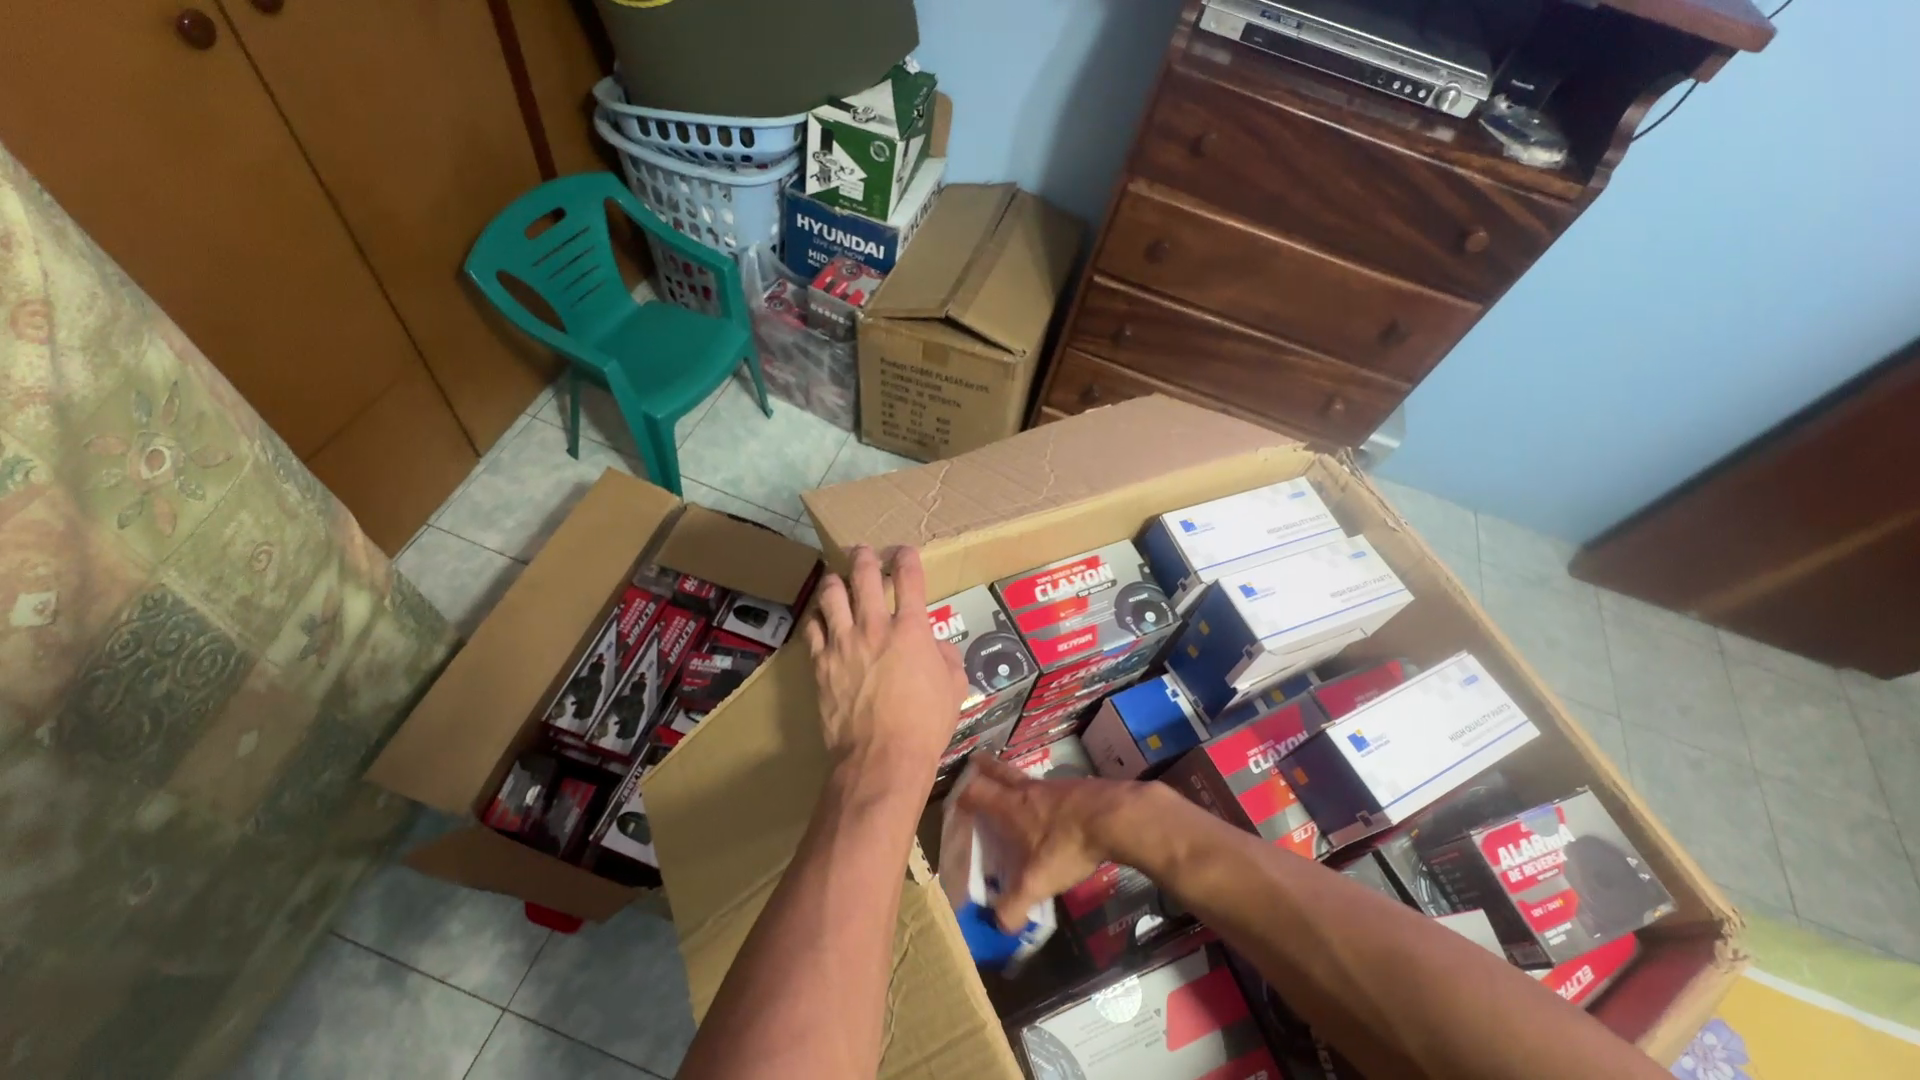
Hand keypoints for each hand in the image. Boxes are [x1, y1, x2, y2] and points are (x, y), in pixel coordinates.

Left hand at [805, 545, 967, 790]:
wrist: (882, 756)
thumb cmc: (925, 724)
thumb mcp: (954, 688)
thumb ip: (948, 658)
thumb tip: (937, 647)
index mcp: (911, 628)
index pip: (909, 577)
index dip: (906, 557)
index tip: (904, 552)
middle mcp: (874, 626)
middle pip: (864, 575)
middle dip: (865, 557)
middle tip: (864, 552)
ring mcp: (842, 642)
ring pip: (831, 594)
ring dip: (835, 580)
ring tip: (836, 578)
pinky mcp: (820, 663)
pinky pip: (812, 628)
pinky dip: (816, 617)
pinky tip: (819, 616)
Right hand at [956, 757, 1149, 931]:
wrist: (1116, 817)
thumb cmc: (1067, 845)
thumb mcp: (1037, 883)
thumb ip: (1014, 905)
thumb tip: (999, 926)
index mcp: (1011, 806)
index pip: (976, 791)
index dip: (962, 793)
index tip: (954, 798)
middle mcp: (1029, 790)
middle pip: (999, 770)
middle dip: (984, 767)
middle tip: (975, 762)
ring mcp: (1056, 786)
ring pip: (1028, 778)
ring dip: (1017, 781)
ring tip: (1015, 793)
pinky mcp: (1080, 788)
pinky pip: (1054, 788)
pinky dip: (1047, 795)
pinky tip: (1055, 810)